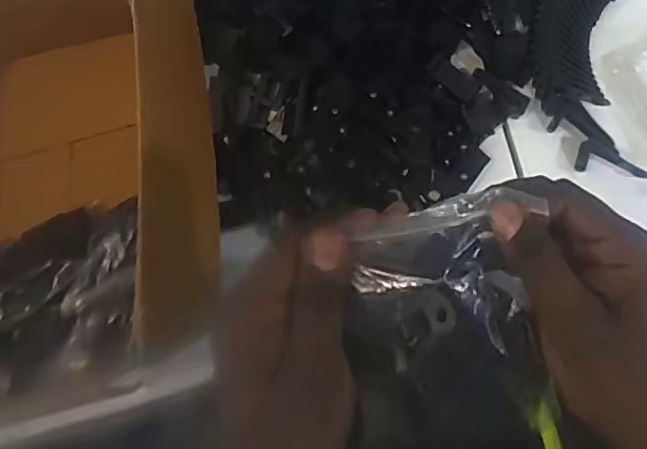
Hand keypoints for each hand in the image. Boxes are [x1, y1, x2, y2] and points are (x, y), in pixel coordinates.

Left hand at [217, 207, 397, 448]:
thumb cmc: (292, 432)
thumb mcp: (311, 370)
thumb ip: (318, 301)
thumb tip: (329, 232)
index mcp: (250, 302)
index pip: (296, 241)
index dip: (340, 225)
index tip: (385, 218)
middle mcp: (250, 302)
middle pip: (301, 252)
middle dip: (348, 237)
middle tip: (396, 225)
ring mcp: (259, 324)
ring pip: (306, 273)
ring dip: (345, 257)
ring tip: (388, 244)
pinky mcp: (273, 344)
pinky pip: (305, 298)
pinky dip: (336, 286)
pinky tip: (364, 284)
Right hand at [490, 178, 646, 448]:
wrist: (641, 431)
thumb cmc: (612, 377)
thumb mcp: (571, 320)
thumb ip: (537, 260)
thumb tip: (499, 208)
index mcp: (622, 244)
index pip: (564, 199)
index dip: (521, 200)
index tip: (480, 212)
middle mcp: (613, 240)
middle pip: (556, 206)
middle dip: (515, 213)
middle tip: (471, 225)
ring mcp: (601, 257)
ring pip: (549, 224)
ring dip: (516, 232)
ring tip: (477, 238)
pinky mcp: (586, 274)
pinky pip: (549, 247)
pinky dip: (523, 251)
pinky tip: (497, 259)